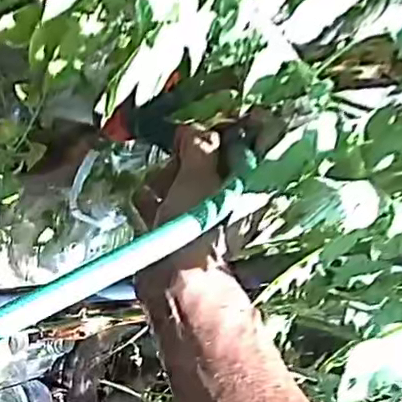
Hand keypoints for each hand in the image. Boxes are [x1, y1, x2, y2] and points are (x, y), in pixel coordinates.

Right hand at [134, 124, 235, 298]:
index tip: (209, 121)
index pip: (258, 131)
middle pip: (213, 155)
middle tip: (177, 156)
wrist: (173, 280)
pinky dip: (153, 200)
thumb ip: (198, 143)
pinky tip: (144, 199)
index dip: (234, 120)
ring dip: (167, 177)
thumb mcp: (199, 174)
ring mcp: (203, 212)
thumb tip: (190, 129)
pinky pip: (164, 204)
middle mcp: (232, 192)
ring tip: (156, 183)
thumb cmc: (195, 229)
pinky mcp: (176, 230)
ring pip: (184, 179)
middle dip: (189, 153)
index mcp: (252, 176)